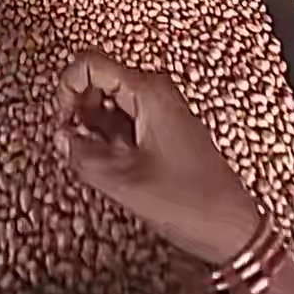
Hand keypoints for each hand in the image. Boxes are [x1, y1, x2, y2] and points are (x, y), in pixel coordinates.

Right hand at [54, 50, 262, 264]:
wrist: (235, 229)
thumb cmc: (190, 201)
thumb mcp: (126, 181)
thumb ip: (84, 155)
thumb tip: (59, 136)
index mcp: (146, 90)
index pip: (90, 63)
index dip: (67, 88)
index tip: (62, 122)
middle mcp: (152, 88)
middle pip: (98, 79)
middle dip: (79, 109)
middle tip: (77, 145)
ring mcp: (159, 104)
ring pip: (109, 99)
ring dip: (94, 126)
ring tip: (101, 161)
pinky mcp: (162, 123)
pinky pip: (123, 116)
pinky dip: (110, 135)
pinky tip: (117, 165)